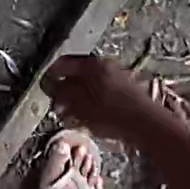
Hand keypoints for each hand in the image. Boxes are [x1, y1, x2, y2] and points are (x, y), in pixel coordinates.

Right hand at [42, 55, 165, 140]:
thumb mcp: (78, 102)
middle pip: (76, 76)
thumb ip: (60, 91)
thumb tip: (48, 85)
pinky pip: (100, 97)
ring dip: (76, 102)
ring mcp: (117, 80)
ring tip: (70, 117)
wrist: (146, 125)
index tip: (44, 89)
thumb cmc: (110, 111)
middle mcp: (105, 67)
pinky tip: (86, 121)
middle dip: (63, 92)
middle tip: (56, 107)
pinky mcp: (125, 95)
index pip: (63, 63)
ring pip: (88, 88)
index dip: (50, 75)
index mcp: (92, 64)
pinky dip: (90, 107)